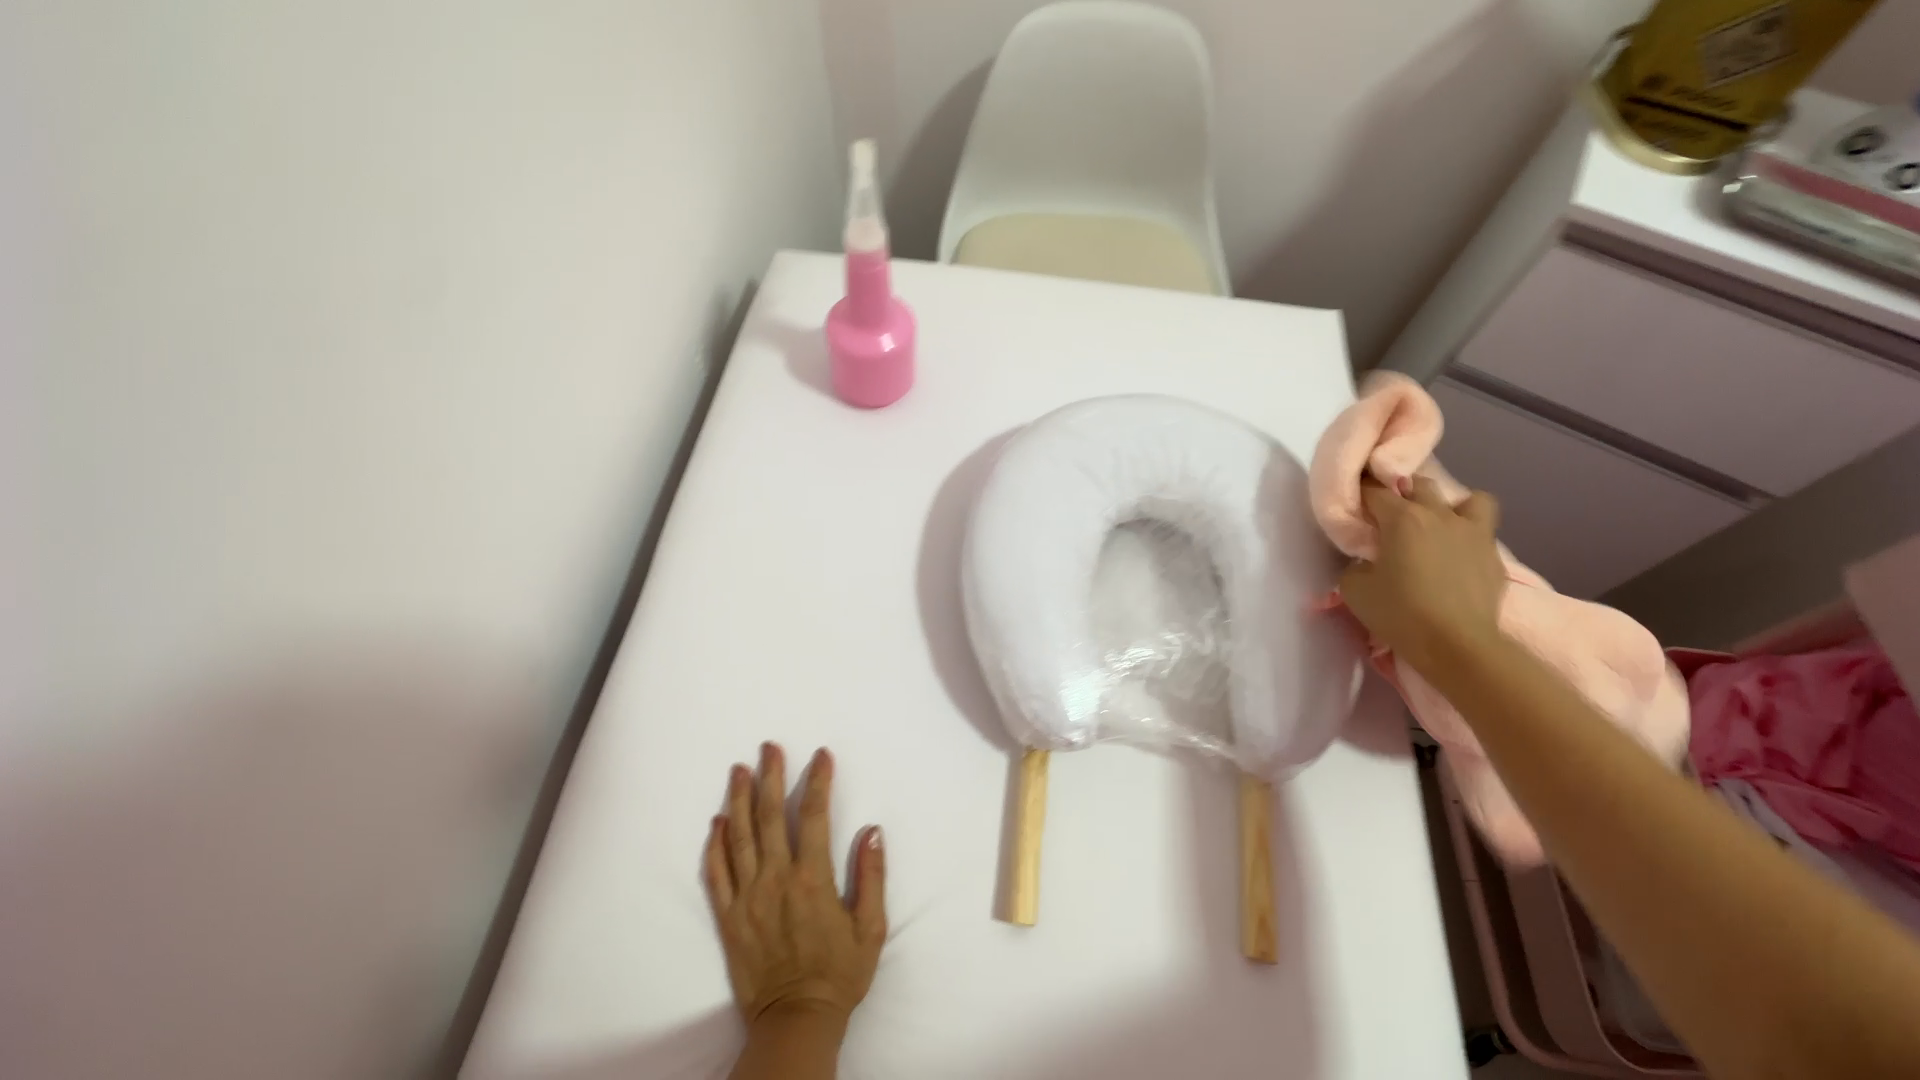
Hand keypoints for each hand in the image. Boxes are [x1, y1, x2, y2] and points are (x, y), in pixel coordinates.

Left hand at [704, 742, 885, 1027]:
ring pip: (738, 837)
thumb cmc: (840, 973)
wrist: (796, 1019)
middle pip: (768, 816)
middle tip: (768, 747)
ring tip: (738, 769)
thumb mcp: (871, 928)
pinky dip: (714, 844)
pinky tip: (715, 821)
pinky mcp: (728, 917)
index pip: (813, 816)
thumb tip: (873, 830)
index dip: (818, 781)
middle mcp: (775, 880)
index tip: (821, 755)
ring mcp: (747, 898)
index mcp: (812, 879)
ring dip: (737, 799)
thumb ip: (872, 876)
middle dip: (769, 776)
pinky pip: (716, 873)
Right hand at [1338, 477, 1506, 675]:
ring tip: (1439, 528)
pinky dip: (1469, 537)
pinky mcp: (1493, 555)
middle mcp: (1439, 515)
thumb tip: (1367, 560)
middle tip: (1390, 520)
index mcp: (1401, 518)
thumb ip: (1357, 564)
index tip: (1353, 509)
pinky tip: (1457, 557)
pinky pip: (1483, 531)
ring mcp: (1473, 532)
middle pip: (1419, 486)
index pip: (1374, 491)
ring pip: (1467, 498)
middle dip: (1402, 495)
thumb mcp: (1354, 589)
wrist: (1456, 645)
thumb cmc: (1399, 613)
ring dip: (1450, 507)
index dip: (1360, 496)